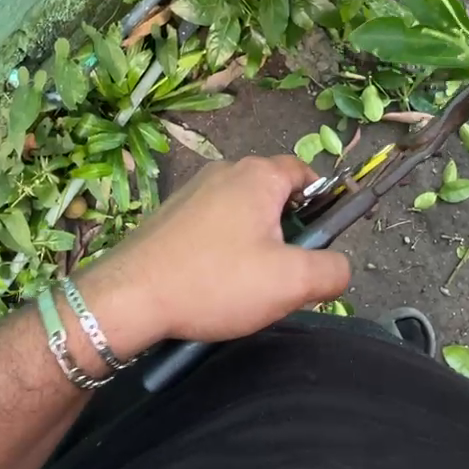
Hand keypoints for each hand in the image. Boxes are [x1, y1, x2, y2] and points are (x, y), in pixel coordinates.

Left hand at [78, 156, 351, 351]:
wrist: (129, 297)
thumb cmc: (216, 282)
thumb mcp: (292, 283)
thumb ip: (333, 271)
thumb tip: (339, 267)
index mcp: (258, 175)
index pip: (307, 175)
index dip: (323, 206)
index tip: (319, 243)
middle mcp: (225, 171)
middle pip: (275, 195)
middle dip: (287, 232)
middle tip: (283, 274)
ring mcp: (193, 190)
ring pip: (243, 213)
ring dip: (254, 243)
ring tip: (245, 286)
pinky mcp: (170, 214)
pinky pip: (213, 225)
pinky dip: (222, 249)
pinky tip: (213, 284)